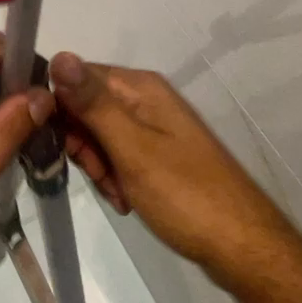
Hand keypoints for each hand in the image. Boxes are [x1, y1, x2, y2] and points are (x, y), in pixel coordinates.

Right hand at [52, 54, 301, 302]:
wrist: (243, 247)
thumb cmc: (185, 194)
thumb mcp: (131, 148)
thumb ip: (92, 103)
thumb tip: (58, 54)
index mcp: (140, 87)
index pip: (77, 77)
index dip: (62, 109)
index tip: (67, 146)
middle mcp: (147, 98)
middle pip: (87, 106)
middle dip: (83, 143)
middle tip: (98, 175)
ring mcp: (156, 126)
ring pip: (101, 134)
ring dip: (99, 165)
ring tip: (118, 194)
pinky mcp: (161, 153)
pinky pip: (121, 154)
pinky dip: (117, 177)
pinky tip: (127, 199)